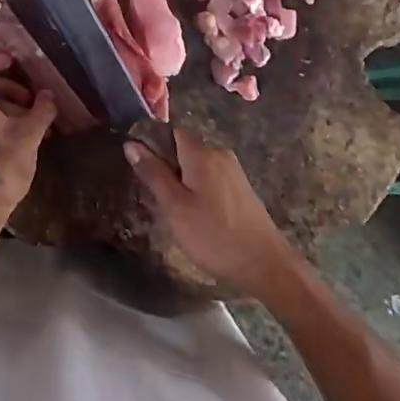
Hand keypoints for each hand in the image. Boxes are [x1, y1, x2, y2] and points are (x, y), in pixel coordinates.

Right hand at [124, 128, 302, 303]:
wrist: (268, 269)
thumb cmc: (215, 236)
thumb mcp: (175, 206)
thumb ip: (152, 173)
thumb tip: (131, 144)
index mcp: (202, 154)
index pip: (170, 131)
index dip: (152, 143)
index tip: (141, 167)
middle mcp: (219, 155)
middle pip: (183, 149)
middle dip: (166, 167)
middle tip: (156, 197)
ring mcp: (234, 173)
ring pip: (196, 167)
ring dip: (182, 182)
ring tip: (175, 211)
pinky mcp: (242, 190)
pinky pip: (210, 179)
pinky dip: (198, 191)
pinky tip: (197, 217)